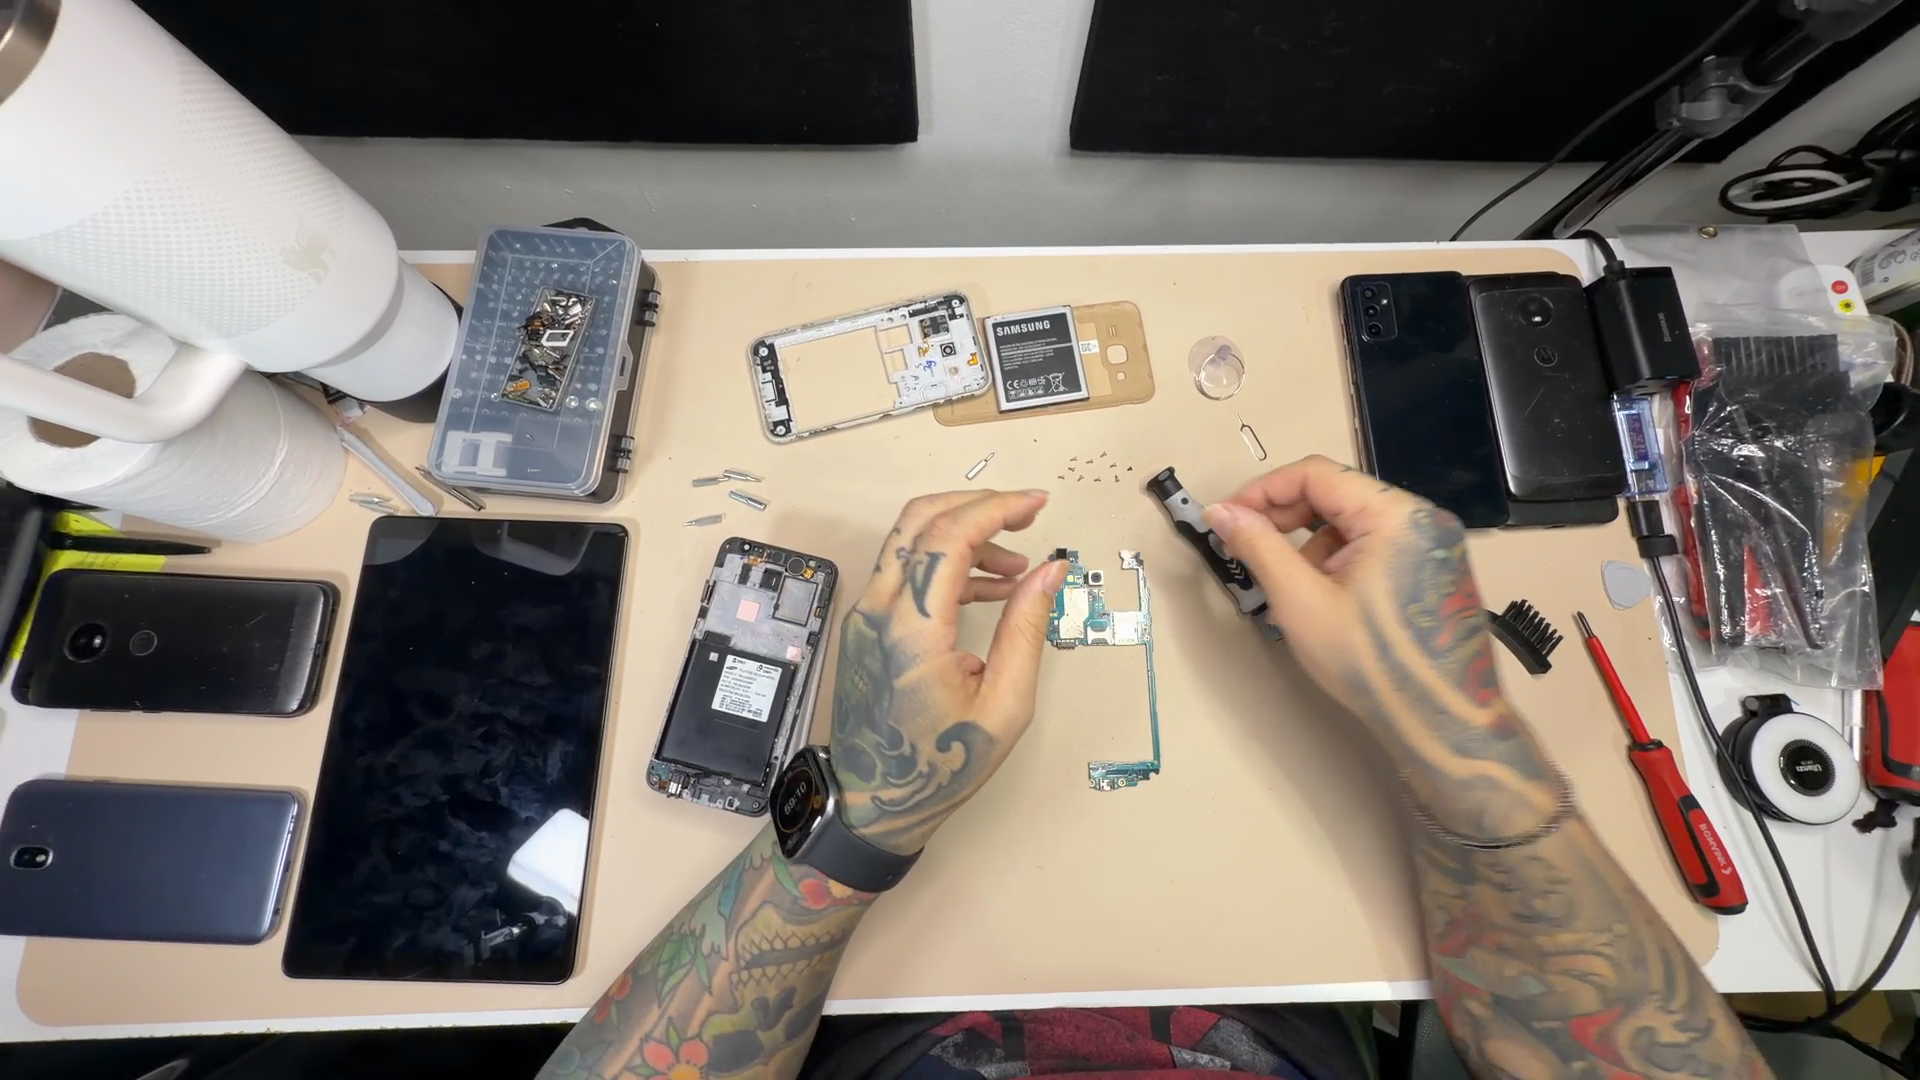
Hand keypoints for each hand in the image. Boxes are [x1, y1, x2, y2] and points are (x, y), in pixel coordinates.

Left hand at [829, 490, 1068, 855]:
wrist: (873, 802)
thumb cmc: (942, 765)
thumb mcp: (1004, 704)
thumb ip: (1027, 628)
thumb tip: (1051, 569)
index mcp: (913, 629)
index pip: (949, 537)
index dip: (997, 509)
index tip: (1037, 504)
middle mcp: (879, 609)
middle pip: (920, 519)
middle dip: (977, 504)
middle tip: (1024, 514)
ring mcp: (867, 613)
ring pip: (910, 539)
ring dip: (965, 535)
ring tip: (1017, 567)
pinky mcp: (868, 622)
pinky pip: (907, 571)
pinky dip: (948, 564)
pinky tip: (991, 587)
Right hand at [1201, 456, 1557, 838]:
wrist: (1442, 721)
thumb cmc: (1369, 660)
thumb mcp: (1299, 600)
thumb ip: (1257, 546)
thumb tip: (1218, 512)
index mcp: (1395, 515)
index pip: (1315, 474)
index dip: (1261, 491)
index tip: (1225, 519)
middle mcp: (1420, 518)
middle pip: (1333, 493)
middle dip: (1281, 515)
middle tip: (1243, 545)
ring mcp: (1430, 544)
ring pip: (1348, 520)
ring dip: (1306, 539)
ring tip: (1285, 581)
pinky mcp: (1429, 569)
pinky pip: (1369, 544)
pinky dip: (1333, 557)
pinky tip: (1319, 594)